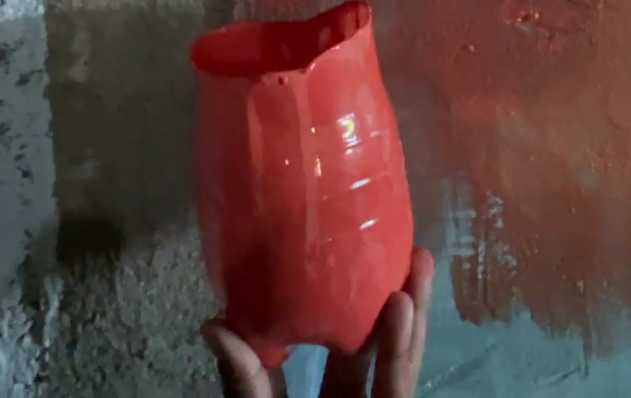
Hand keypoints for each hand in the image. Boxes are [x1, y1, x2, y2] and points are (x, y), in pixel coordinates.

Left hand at [202, 248, 434, 397]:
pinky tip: (402, 312)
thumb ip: (244, 387)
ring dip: (412, 317)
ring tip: (416, 266)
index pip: (343, 346)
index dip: (353, 302)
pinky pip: (396, 394)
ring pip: (401, 365)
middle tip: (409, 248)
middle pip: (382, 347)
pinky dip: (399, 354)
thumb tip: (213, 322)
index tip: (359, 253)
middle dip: (398, 299)